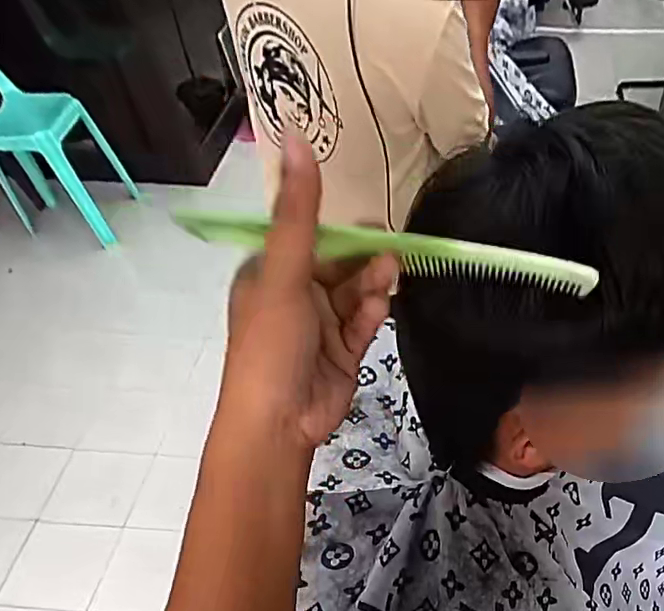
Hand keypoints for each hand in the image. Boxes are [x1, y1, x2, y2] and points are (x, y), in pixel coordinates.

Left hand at [220, 134, 396, 453]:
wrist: (279, 420)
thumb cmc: (271, 345)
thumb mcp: (283, 274)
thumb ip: (298, 214)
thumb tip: (294, 138)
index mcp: (271, 273)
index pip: (308, 238)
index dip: (339, 228)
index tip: (370, 220)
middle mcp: (297, 297)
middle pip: (339, 266)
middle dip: (363, 259)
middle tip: (390, 250)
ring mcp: (322, 327)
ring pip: (355, 295)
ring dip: (373, 284)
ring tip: (393, 273)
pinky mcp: (345, 354)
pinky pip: (363, 325)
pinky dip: (372, 315)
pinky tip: (381, 309)